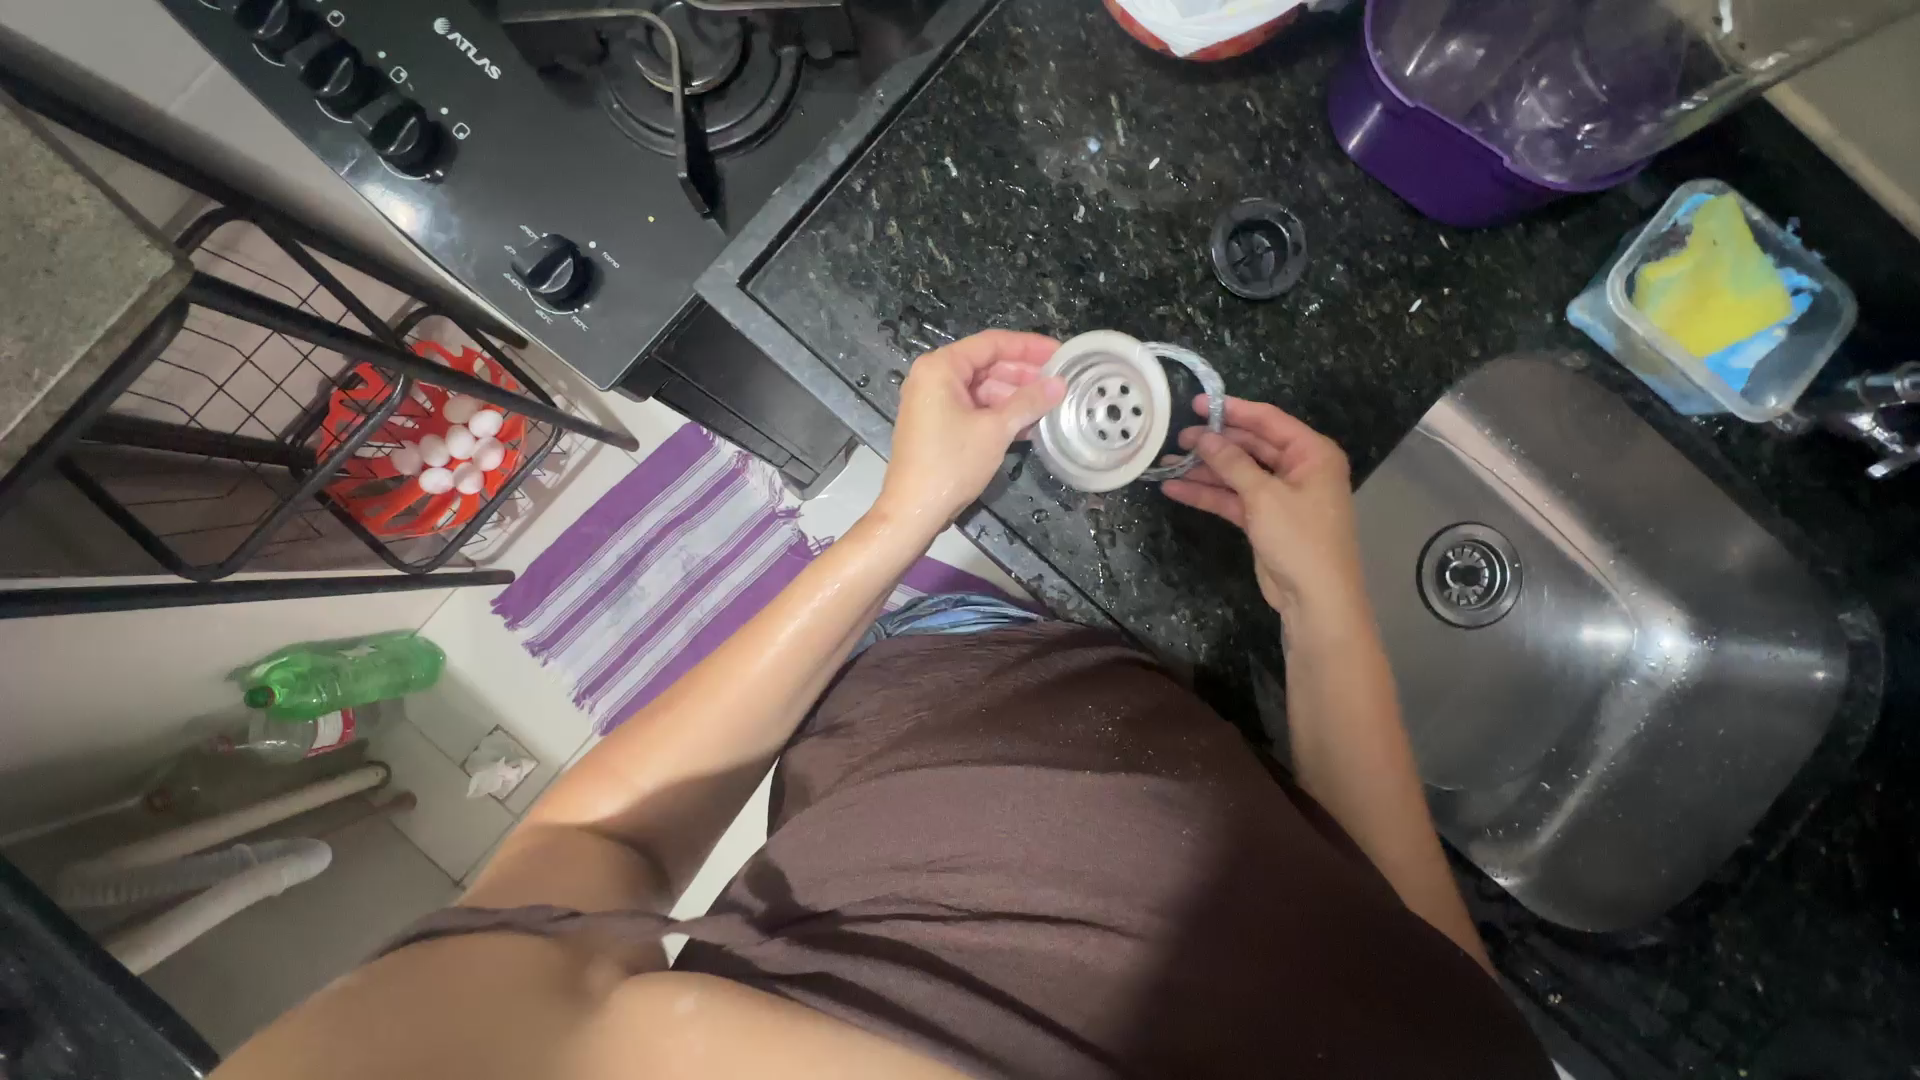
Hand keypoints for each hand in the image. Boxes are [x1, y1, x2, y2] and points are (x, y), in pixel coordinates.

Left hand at [876, 330, 1065, 528]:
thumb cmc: (951, 464)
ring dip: (1015, 398)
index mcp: (940, 367)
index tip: (1060, 353)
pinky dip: (999, 414)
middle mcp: (933, 378)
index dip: (1029, 347)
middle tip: (1060, 382)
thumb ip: (1028, 402)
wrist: (914, 509)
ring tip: (1050, 405)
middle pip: (987, 365)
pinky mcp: (938, 426)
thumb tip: (1059, 384)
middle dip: (1024, 375)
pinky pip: (974, 410)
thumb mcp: (995, 430)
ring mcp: (934, 403)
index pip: (992, 343)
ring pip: (982, 390)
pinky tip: (1029, 424)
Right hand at [1160, 395, 1367, 619]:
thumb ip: (1232, 463)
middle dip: (1214, 443)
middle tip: (1177, 437)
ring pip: (1237, 473)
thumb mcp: (1263, 495)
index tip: (1198, 403)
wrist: (1316, 597)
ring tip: (1167, 462)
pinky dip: (1207, 494)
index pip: (1268, 420)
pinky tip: (1175, 488)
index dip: (1233, 410)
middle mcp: (1298, 468)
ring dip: (1204, 470)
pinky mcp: (1264, 519)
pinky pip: (1232, 498)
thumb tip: (1203, 437)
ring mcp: (1280, 495)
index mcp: (1312, 453)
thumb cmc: (1300, 538)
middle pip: (1250, 446)